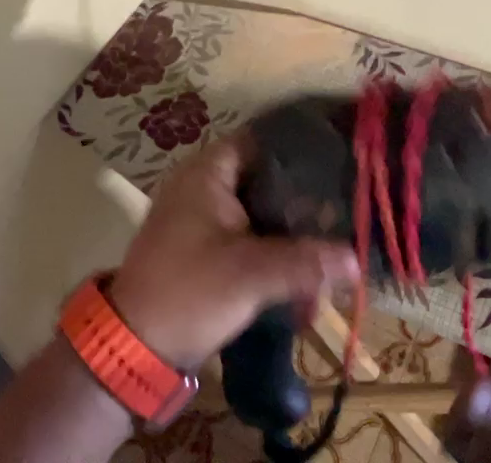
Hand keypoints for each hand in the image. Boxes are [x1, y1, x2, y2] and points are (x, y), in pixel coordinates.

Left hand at [107, 135, 359, 369]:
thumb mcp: (252, 274)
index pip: (264, 140)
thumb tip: (357, 260)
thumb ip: (307, 261)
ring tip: (328, 271)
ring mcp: (203, 220)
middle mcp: (204, 186)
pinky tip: (304, 293)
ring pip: (263, 217)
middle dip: (307, 206)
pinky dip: (275, 261)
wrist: (132, 349)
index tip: (341, 162)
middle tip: (345, 220)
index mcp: (208, 172)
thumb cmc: (189, 291)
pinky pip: (251, 243)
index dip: (302, 148)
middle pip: (269, 181)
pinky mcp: (206, 252)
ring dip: (294, 243)